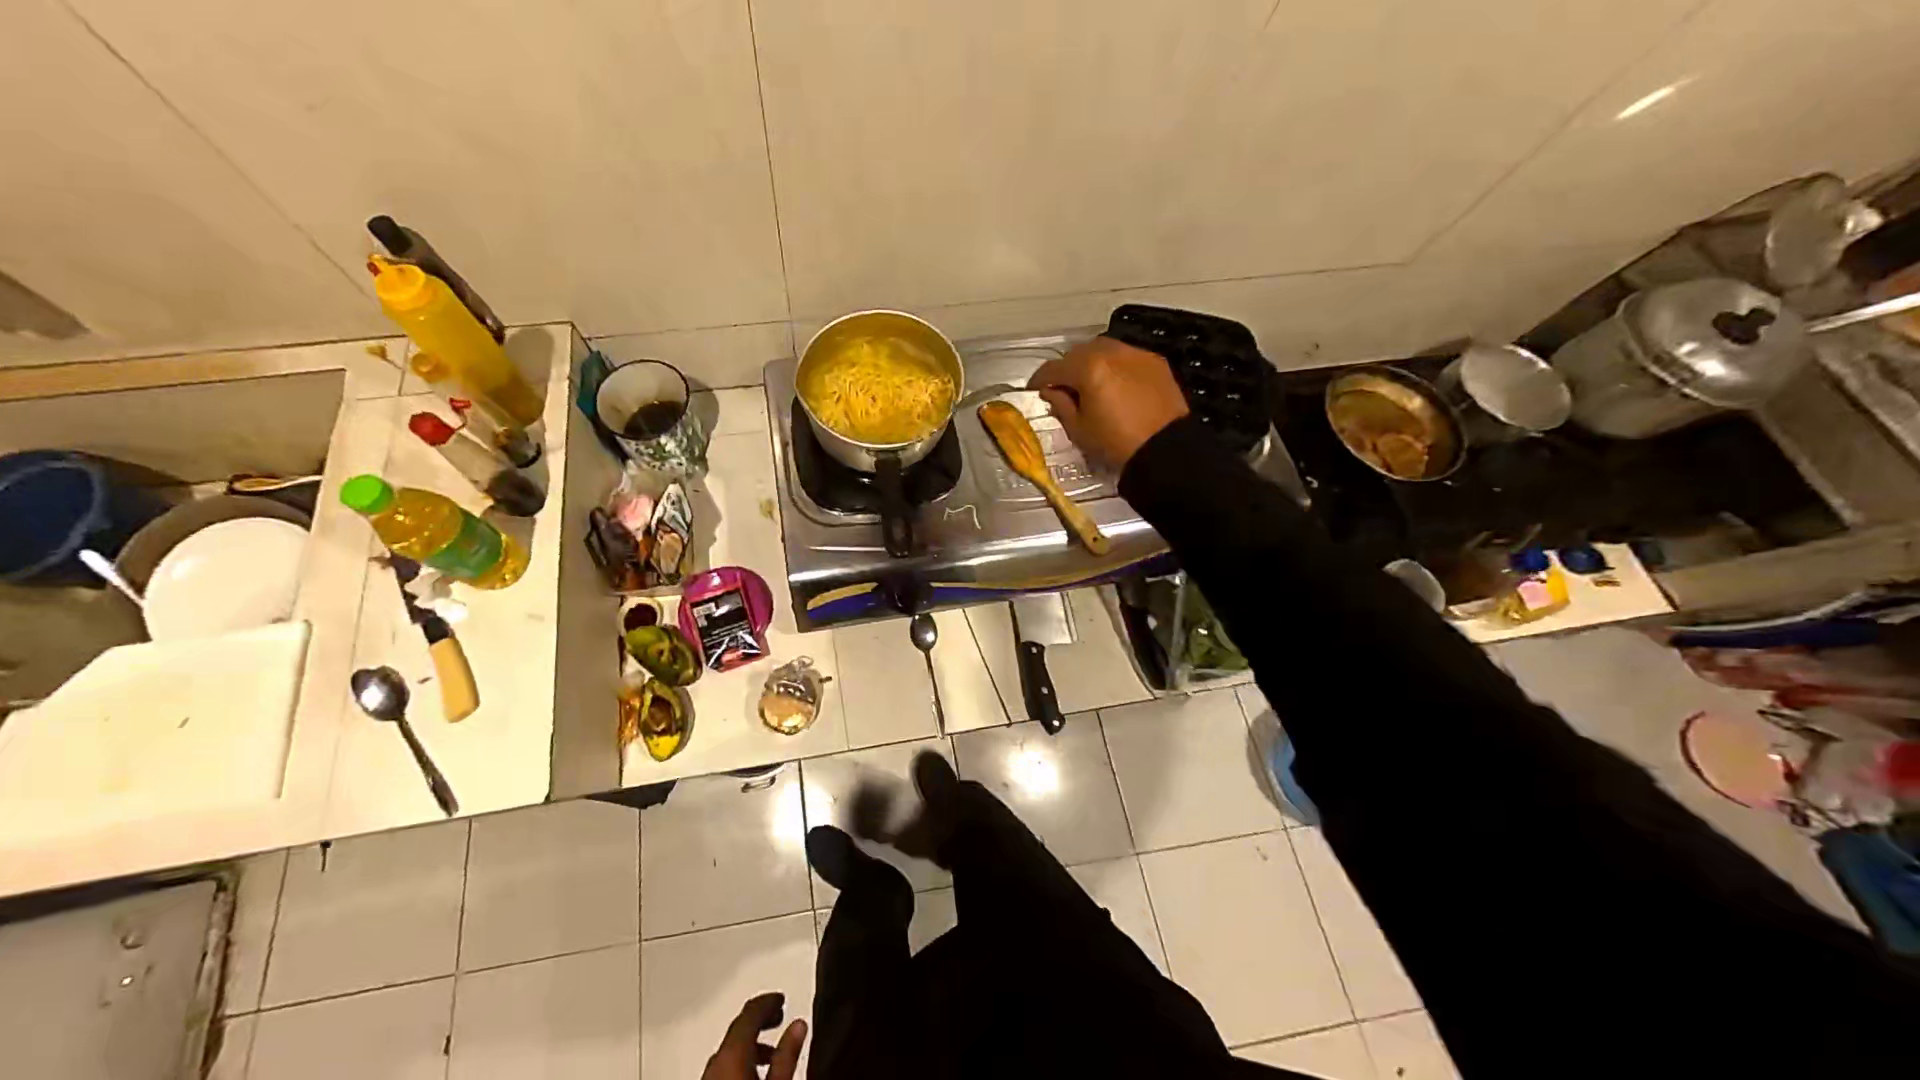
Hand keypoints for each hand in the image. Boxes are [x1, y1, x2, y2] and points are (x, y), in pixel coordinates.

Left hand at [702, 993, 806, 1079]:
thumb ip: (787, 1054)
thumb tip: (799, 1024)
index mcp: (732, 1051)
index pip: (749, 1012)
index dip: (767, 1001)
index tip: (780, 998)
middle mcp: (716, 1060)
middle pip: (738, 1029)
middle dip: (759, 1019)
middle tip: (778, 1015)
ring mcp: (707, 1075)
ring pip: (729, 1049)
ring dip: (750, 1042)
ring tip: (771, 1051)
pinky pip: (722, 1065)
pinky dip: (738, 1058)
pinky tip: (752, 1071)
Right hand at [1028, 336, 1189, 469]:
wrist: (1166, 450)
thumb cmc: (1118, 444)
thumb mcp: (1080, 430)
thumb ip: (1061, 405)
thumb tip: (1052, 391)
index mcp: (1088, 368)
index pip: (1054, 367)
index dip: (1040, 379)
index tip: (1036, 389)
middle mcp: (1111, 352)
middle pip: (1078, 353)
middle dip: (1067, 369)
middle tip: (1063, 389)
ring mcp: (1136, 354)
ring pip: (1103, 350)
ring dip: (1091, 364)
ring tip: (1090, 385)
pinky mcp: (1155, 362)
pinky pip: (1126, 357)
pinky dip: (1115, 366)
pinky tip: (1115, 386)